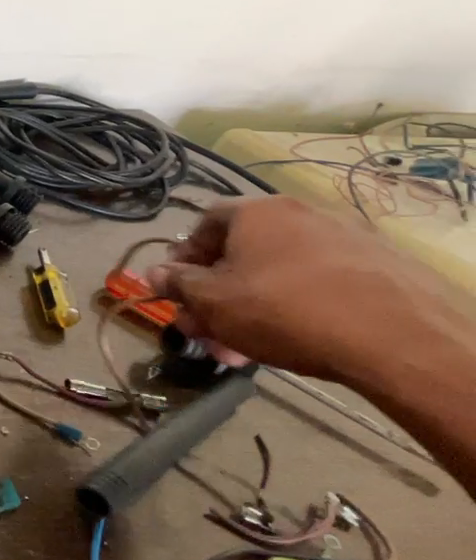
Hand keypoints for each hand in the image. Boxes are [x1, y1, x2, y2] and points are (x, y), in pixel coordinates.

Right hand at [148, 196, 459, 386]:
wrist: (405, 344)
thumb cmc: (284, 311)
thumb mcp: (211, 301)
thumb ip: (176, 284)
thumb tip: (155, 274)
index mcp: (257, 211)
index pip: (202, 226)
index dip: (183, 260)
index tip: (179, 291)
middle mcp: (304, 214)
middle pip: (244, 254)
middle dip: (219, 295)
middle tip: (210, 331)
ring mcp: (353, 240)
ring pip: (283, 273)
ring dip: (257, 305)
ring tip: (250, 347)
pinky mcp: (390, 269)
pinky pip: (327, 283)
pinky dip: (305, 305)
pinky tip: (302, 338)